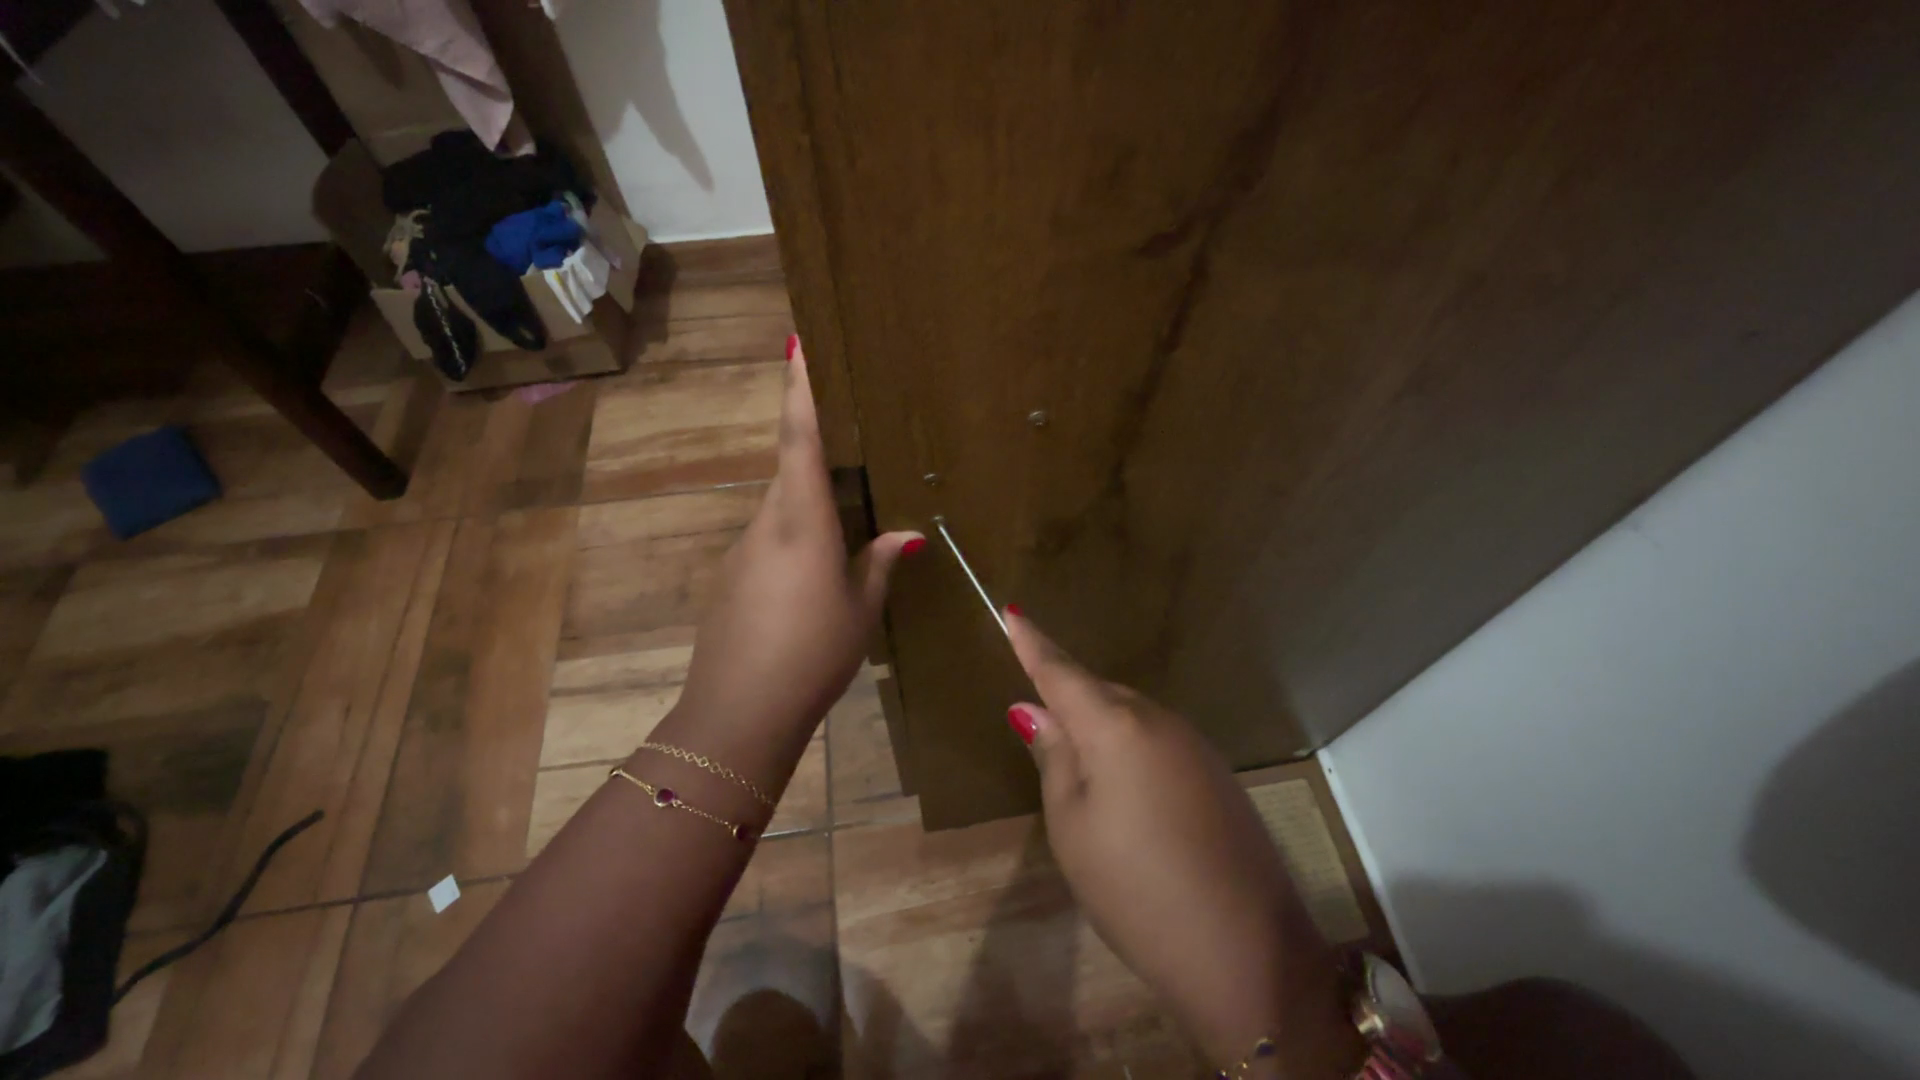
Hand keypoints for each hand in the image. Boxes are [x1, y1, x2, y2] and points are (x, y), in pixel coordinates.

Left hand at [673, 337, 921, 740]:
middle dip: (815, 452)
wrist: (738, 711)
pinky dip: (793, 544)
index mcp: (802, 522)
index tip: (795, 342)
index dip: (800, 390)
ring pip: (781, 511)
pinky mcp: (730, 579)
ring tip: (844, 535)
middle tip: (849, 442)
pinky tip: (811, 584)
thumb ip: (879, 564)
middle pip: (790, 472)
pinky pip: (768, 543)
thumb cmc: (812, 654)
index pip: (800, 440)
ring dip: (809, 510)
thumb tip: (905, 534)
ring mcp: (742, 551)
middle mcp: (766, 524)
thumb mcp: (860, 610)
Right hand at [1004, 610, 1362, 1075]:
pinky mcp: (1218, 775)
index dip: (1033, 644)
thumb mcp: (1073, 827)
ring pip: (1133, 716)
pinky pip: (1159, 742)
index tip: (1011, 614)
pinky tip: (1127, 792)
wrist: (1245, 952)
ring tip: (1079, 771)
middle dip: (1068, 695)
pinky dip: (1132, 749)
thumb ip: (1055, 758)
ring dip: (1102, 726)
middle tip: (1037, 722)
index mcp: (1116, 727)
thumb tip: (1034, 709)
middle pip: (1101, 692)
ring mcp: (1195, 746)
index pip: (1062, 672)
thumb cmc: (1135, 889)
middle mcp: (1160, 721)